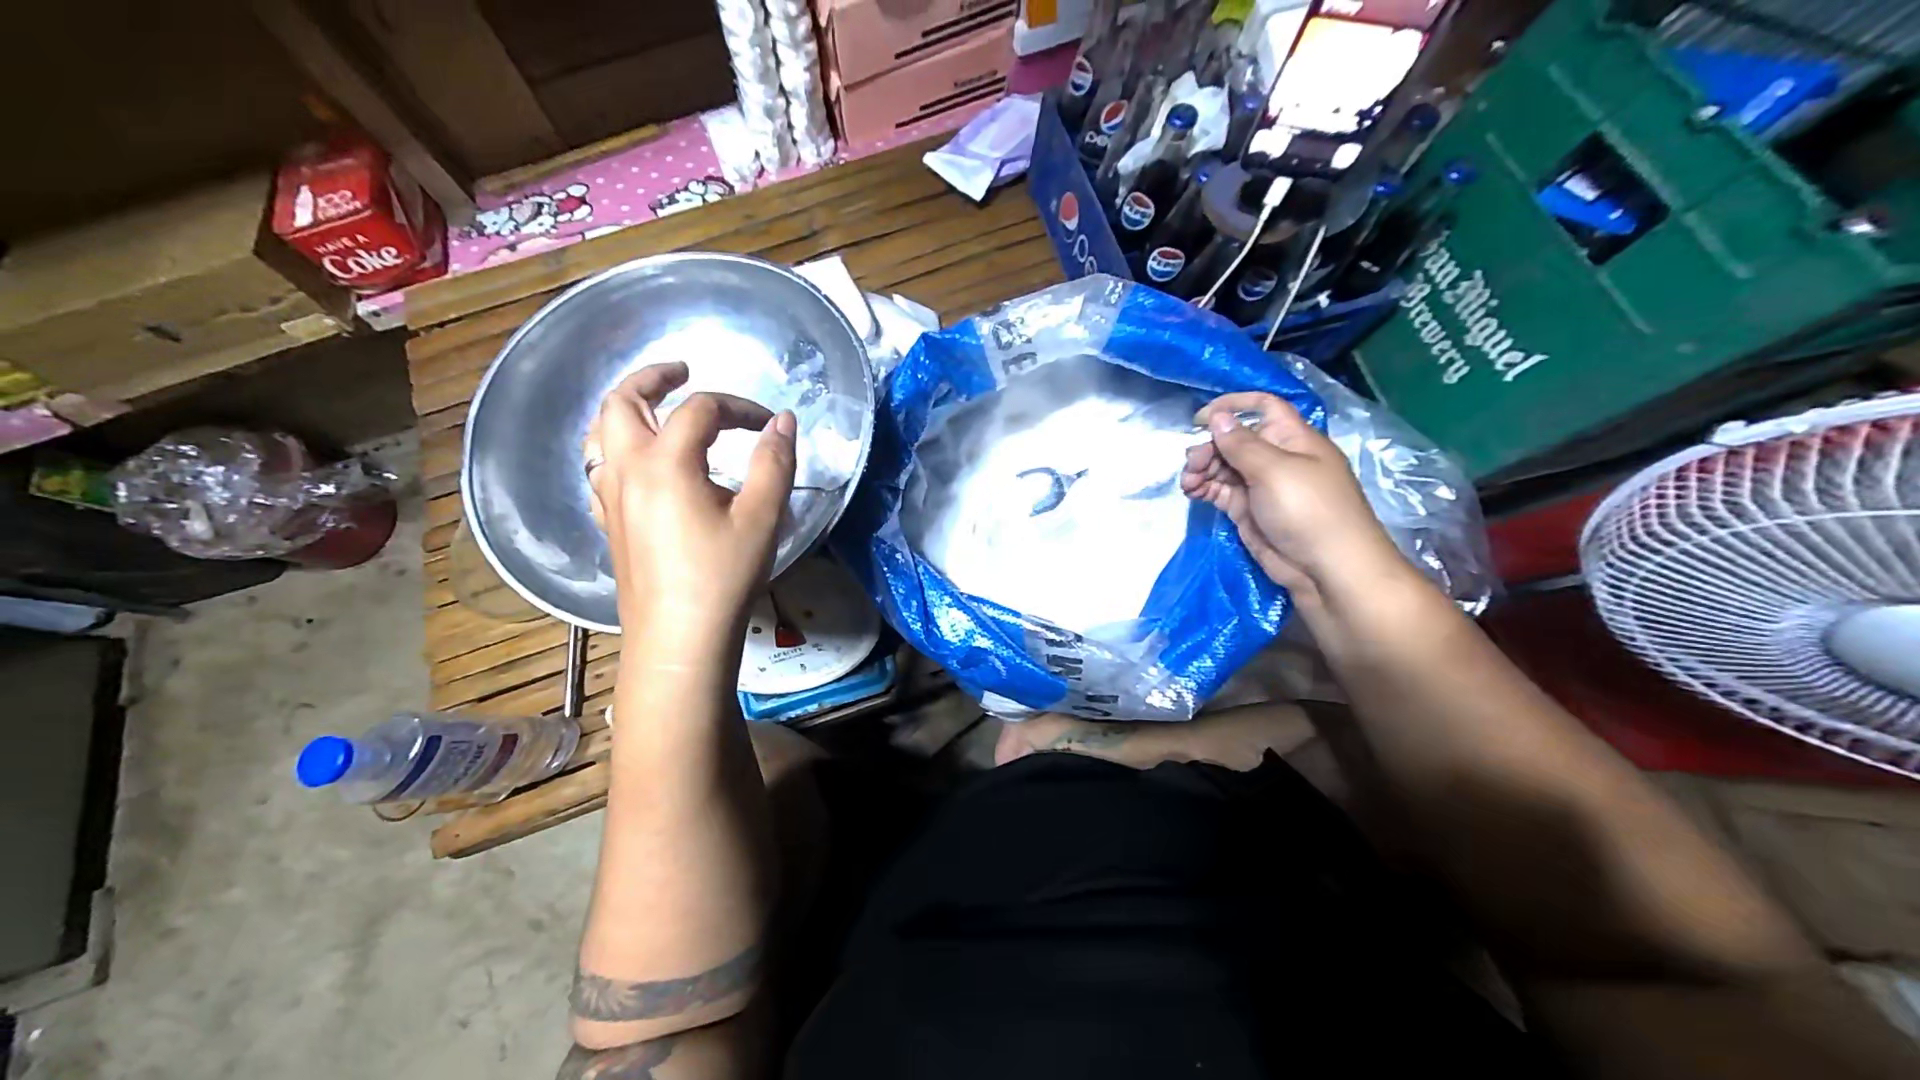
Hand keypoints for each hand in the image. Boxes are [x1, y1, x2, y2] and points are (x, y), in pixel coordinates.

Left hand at [583, 362, 795, 659]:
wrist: (680, 637)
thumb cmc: (723, 576)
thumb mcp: (762, 517)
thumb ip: (775, 462)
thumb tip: (783, 421)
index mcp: (666, 462)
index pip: (702, 409)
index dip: (740, 407)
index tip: (770, 425)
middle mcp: (628, 469)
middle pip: (623, 402)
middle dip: (652, 378)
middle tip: (682, 371)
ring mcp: (611, 496)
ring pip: (601, 432)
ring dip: (626, 408)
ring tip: (655, 406)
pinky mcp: (610, 522)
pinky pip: (600, 468)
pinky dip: (617, 446)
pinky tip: (640, 462)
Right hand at [1179, 392, 1405, 607]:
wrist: (1328, 570)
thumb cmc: (1309, 511)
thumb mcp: (1274, 470)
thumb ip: (1241, 443)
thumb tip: (1219, 417)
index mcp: (1293, 439)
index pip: (1263, 407)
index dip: (1233, 405)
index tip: (1201, 419)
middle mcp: (1277, 458)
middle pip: (1235, 440)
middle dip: (1210, 447)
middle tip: (1192, 465)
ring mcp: (1262, 486)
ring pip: (1224, 466)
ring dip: (1203, 469)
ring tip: (1189, 484)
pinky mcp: (1250, 511)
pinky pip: (1222, 491)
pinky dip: (1205, 489)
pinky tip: (1193, 492)